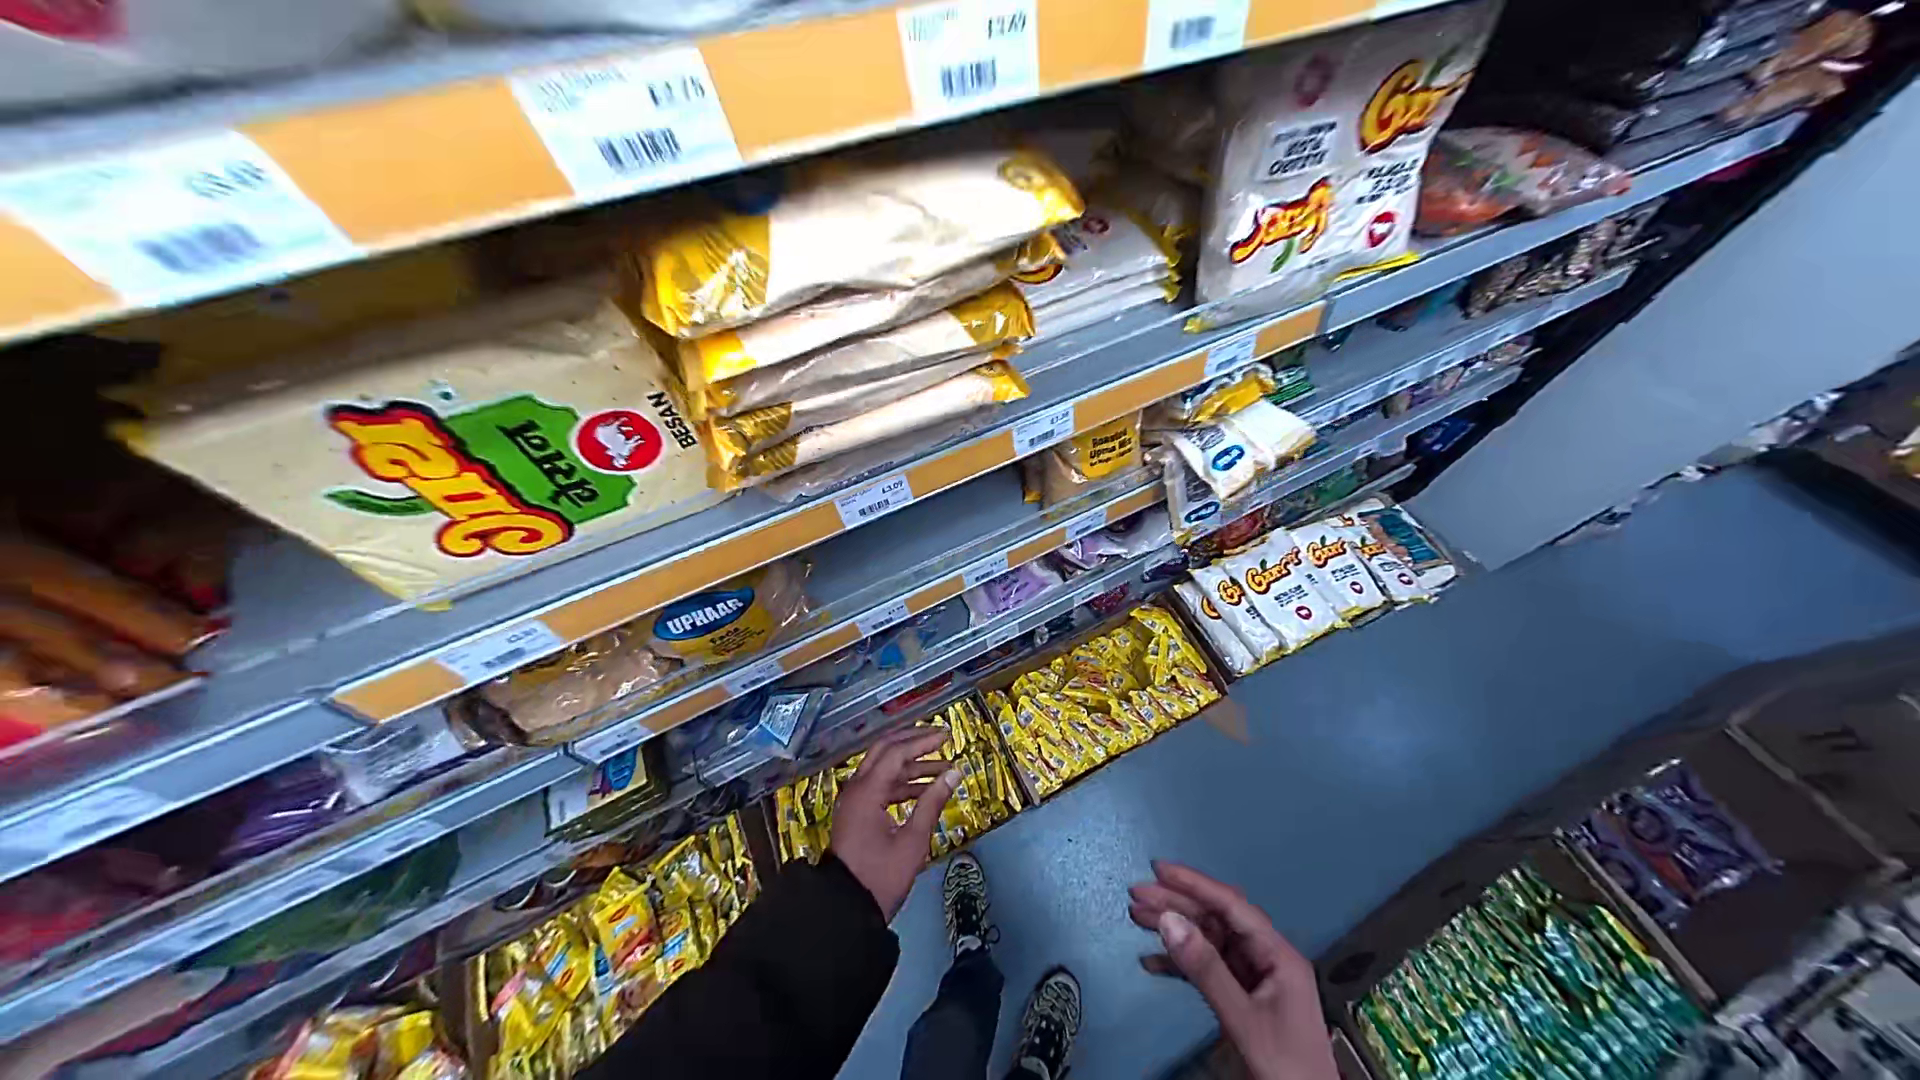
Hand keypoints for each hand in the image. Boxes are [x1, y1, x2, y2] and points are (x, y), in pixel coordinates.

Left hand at [829, 728, 959, 920]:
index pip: (897, 752)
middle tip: (940, 738)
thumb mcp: (913, 841)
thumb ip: (932, 802)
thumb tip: (954, 773)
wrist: (846, 909)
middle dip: (913, 741)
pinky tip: (927, 790)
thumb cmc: (881, 877)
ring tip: (943, 769)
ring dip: (912, 765)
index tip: (946, 736)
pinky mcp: (857, 811)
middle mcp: (856, 788)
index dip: (923, 741)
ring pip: (883, 768)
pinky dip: (903, 783)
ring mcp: (854, 799)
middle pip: (885, 750)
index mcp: (867, 791)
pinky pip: (881, 786)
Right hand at [1129, 861, 1337, 1079]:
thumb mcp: (1244, 1021)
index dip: (1194, 884)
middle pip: (1215, 919)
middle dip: (1175, 904)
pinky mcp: (1241, 998)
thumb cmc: (1287, 1070)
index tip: (1158, 870)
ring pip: (1207, 940)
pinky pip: (1206, 968)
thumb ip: (1206, 970)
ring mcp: (1253, 978)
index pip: (1231, 905)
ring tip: (1136, 917)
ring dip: (1173, 928)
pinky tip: (1151, 963)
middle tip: (1136, 895)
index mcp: (1276, 954)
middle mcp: (1264, 958)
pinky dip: (1178, 964)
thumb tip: (1168, 920)